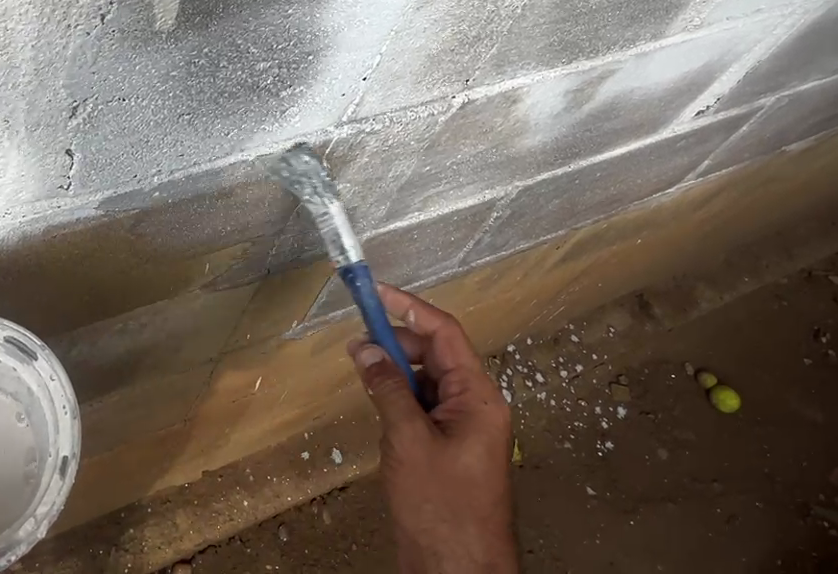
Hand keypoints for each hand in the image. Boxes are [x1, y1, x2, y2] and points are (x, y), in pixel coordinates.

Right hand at [348, 284, 517, 573]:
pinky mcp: (448, 446)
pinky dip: (398, 398)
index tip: (374, 292)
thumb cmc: (441, 505)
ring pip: (427, 378)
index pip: (444, 332)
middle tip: (359, 346)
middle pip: (436, 352)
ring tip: (365, 377)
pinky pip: (423, 405)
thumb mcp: (408, 439)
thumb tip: (364, 347)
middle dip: (397, 342)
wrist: (458, 571)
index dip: (409, 307)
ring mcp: (463, 427)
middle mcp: (475, 405)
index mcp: (478, 397)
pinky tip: (379, 409)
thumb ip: (387, 387)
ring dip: (395, 371)